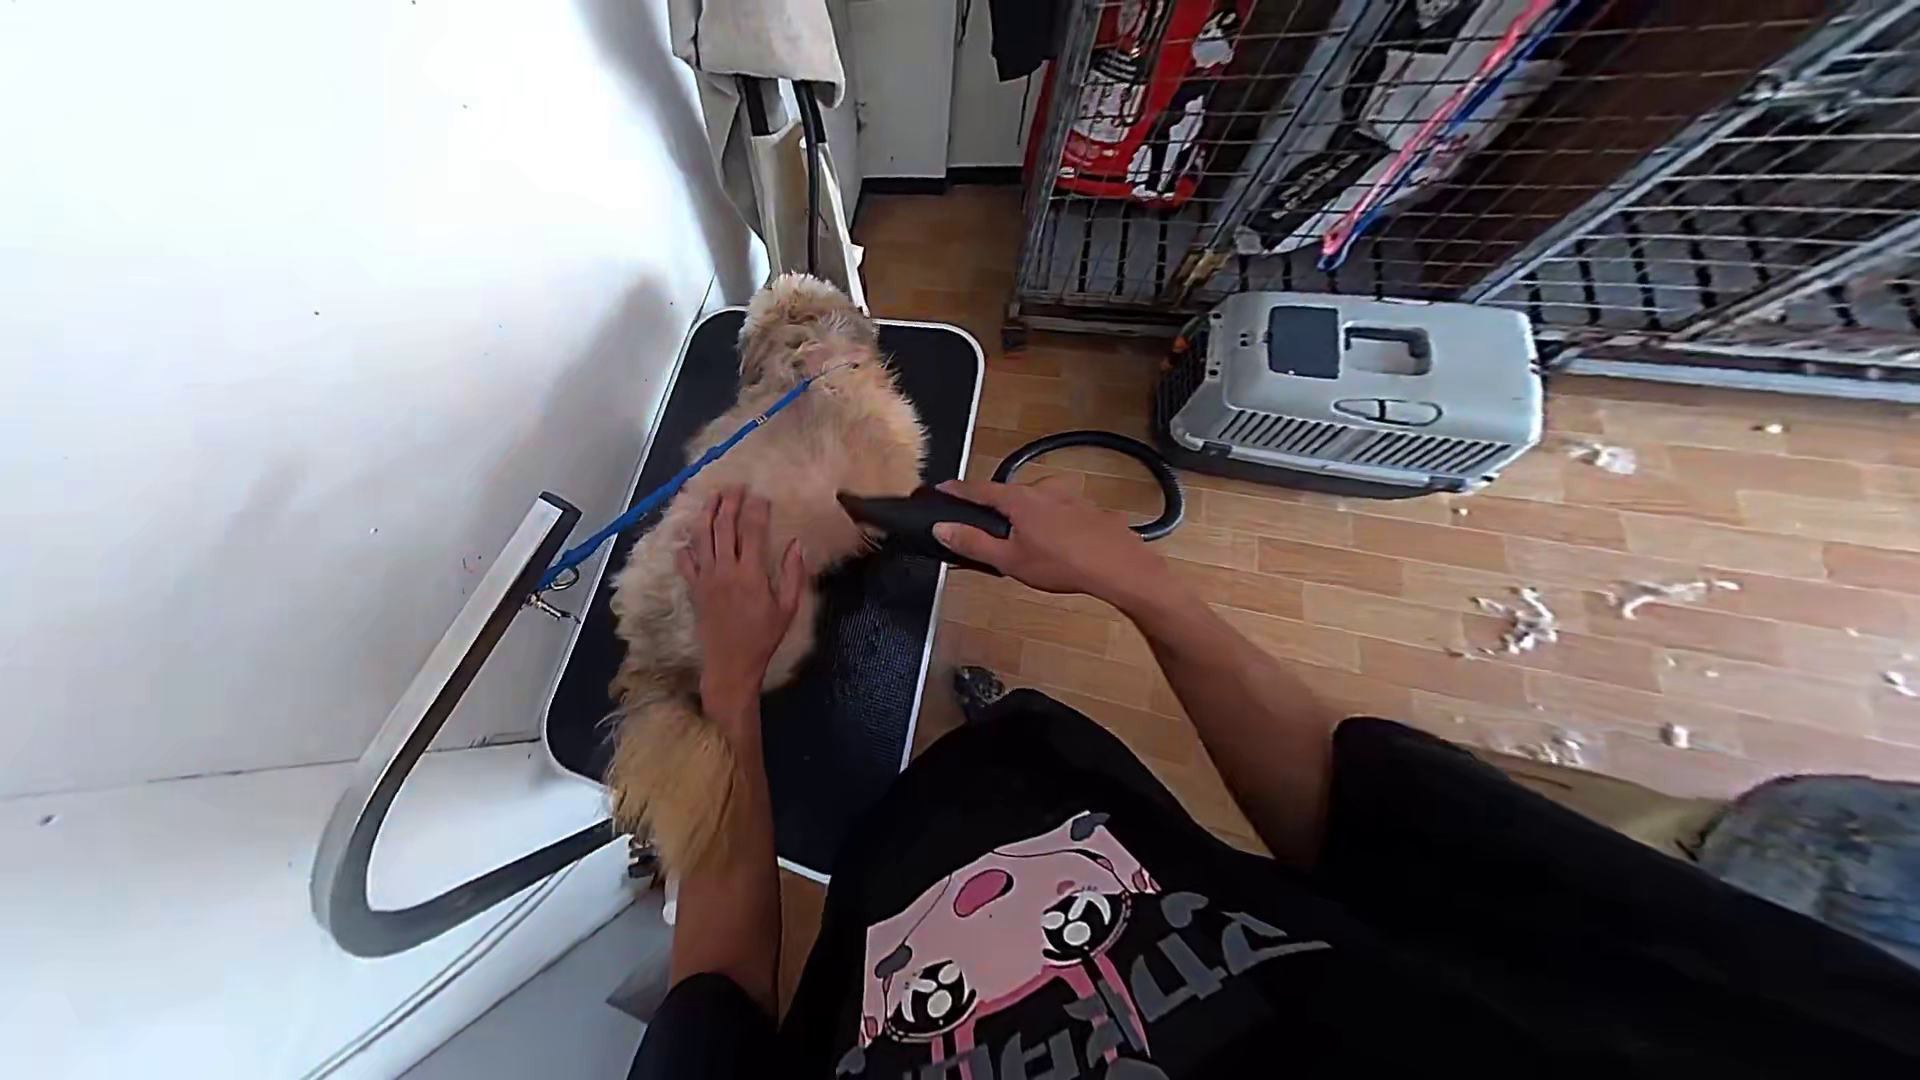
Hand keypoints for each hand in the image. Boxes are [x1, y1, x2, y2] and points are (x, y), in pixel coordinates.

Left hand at [676, 487, 805, 737]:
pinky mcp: (693, 588)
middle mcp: (724, 570)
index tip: (762, 496)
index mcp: (750, 573)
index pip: (753, 531)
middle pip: (723, 527)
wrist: (730, 663)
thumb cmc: (763, 636)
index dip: (757, 510)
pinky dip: (686, 544)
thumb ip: (792, 574)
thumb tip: (796, 544)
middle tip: (735, 487)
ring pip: (702, 537)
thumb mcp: (787, 608)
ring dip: (706, 513)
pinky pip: (686, 560)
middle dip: (729, 502)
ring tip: (712, 496)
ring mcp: (705, 578)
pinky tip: (690, 534)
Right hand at [931, 477, 1174, 608]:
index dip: (957, 491)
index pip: (978, 489)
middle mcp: (1042, 488)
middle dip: (994, 512)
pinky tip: (1054, 548)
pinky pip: (1056, 511)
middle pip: (1007, 496)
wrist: (1119, 567)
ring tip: (1025, 550)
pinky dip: (1047, 524)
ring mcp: (1068, 495)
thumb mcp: (1009, 560)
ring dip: (1023, 520)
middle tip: (986, 535)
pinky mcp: (1087, 506)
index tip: (942, 490)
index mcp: (1019, 498)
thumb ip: (972, 543)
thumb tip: (942, 528)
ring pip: (1033, 504)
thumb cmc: (1064, 564)